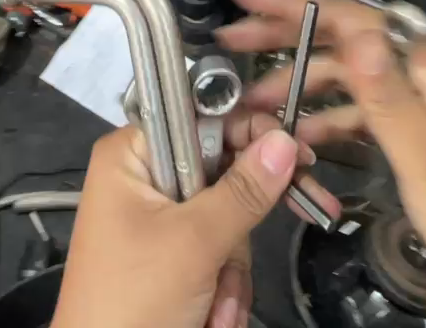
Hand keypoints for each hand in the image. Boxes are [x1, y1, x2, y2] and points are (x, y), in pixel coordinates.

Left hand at [52, 124, 307, 327]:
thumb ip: (242, 192)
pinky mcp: (167, 254)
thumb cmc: (132, 300)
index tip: (293, 149)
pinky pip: (214, 253)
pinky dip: (221, 290)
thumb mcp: (193, 244)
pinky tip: (210, 316)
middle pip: (219, 174)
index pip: (200, 117)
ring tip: (213, 309)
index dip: (248, 131)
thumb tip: (283, 140)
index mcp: (132, 153)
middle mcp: (142, 176)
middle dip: (236, 232)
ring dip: (228, 273)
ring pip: (223, 222)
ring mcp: (154, 218)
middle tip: (254, 251)